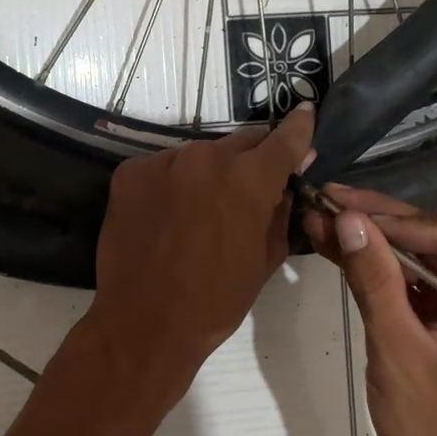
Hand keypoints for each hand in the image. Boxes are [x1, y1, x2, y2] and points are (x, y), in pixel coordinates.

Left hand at [83, 103, 315, 386]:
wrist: (145, 322)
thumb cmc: (216, 299)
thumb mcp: (266, 257)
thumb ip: (280, 209)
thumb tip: (287, 182)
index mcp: (248, 178)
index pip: (284, 138)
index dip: (299, 126)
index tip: (306, 112)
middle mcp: (206, 157)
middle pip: (239, 144)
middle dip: (250, 160)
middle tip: (249, 186)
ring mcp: (163, 161)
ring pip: (198, 156)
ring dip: (208, 172)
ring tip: (201, 208)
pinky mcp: (130, 172)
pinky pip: (162, 168)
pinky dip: (171, 183)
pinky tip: (167, 214)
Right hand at [303, 187, 436, 435]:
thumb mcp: (400, 354)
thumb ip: (375, 282)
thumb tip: (348, 218)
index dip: (411, 219)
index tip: (358, 223)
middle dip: (383, 220)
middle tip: (326, 202)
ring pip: (425, 251)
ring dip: (373, 239)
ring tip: (320, 219)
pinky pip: (416, 279)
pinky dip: (378, 266)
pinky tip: (336, 248)